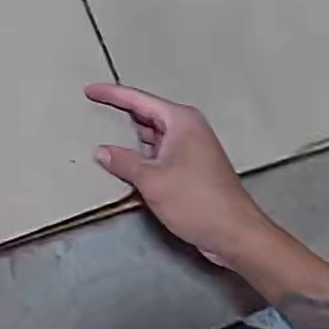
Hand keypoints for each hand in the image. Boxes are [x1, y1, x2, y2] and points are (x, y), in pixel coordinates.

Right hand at [86, 84, 285, 268]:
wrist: (239, 238)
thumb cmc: (197, 201)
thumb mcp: (152, 180)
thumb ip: (123, 161)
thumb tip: (101, 151)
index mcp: (180, 120)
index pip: (137, 99)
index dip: (110, 94)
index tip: (88, 90)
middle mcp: (187, 128)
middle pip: (145, 115)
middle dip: (119, 115)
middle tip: (91, 111)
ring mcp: (191, 148)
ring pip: (152, 136)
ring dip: (130, 139)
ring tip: (102, 136)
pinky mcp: (192, 168)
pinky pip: (159, 152)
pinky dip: (142, 155)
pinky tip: (124, 163)